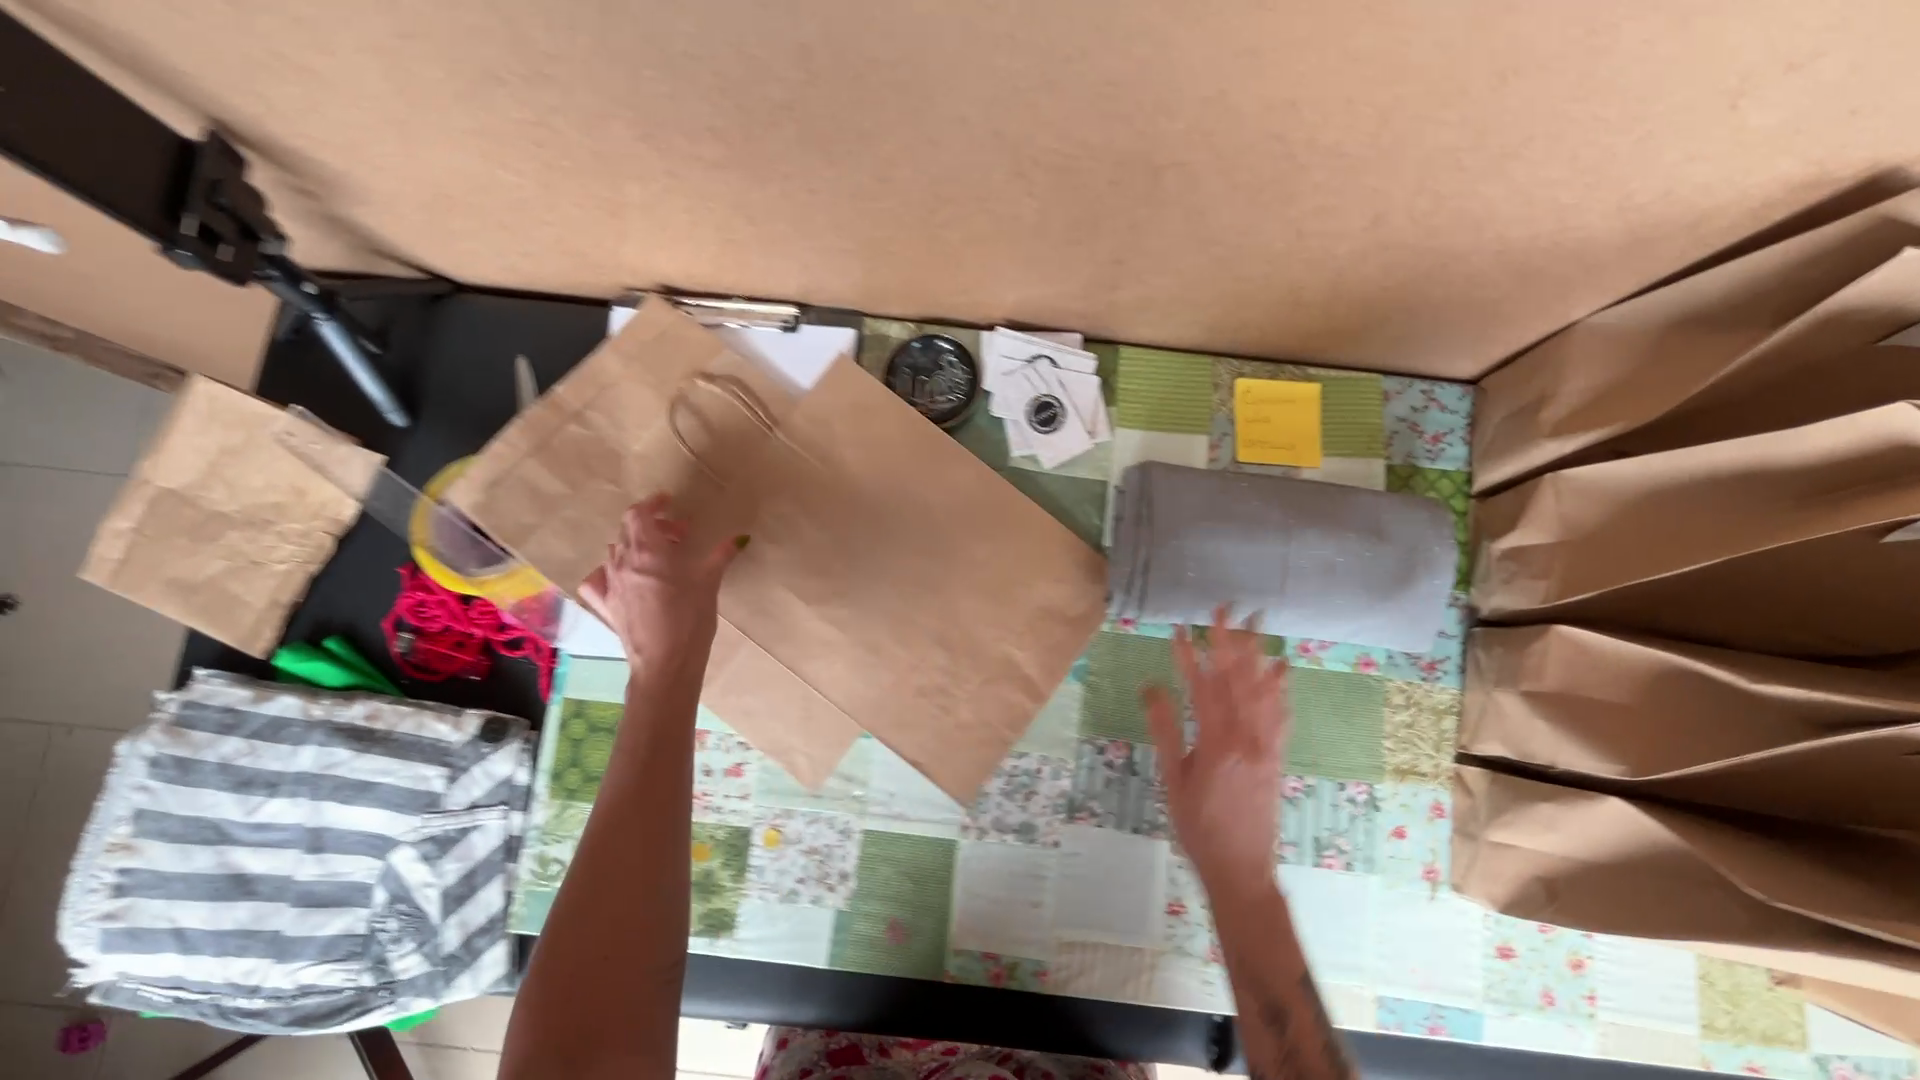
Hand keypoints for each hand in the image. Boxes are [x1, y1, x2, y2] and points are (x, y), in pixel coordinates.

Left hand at [577, 494, 746, 681]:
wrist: (666, 662)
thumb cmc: (690, 619)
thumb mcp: (709, 583)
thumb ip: (721, 555)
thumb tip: (740, 538)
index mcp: (648, 550)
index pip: (639, 514)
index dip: (653, 504)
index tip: (670, 504)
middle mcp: (623, 562)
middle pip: (628, 531)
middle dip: (653, 527)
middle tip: (679, 536)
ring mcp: (610, 584)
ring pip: (615, 552)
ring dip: (635, 547)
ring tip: (659, 558)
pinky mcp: (606, 605)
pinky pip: (597, 580)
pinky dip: (608, 572)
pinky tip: (621, 577)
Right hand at [1145, 605, 1290, 899]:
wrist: (1241, 867)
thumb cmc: (1198, 826)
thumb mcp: (1172, 780)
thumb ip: (1165, 731)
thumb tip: (1151, 688)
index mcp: (1217, 742)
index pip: (1202, 686)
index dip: (1190, 655)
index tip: (1180, 628)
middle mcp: (1248, 736)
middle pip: (1239, 679)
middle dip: (1230, 640)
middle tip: (1224, 608)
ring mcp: (1266, 745)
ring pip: (1264, 690)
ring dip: (1258, 654)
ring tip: (1255, 624)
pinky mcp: (1276, 755)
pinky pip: (1281, 713)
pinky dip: (1280, 687)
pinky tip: (1281, 668)